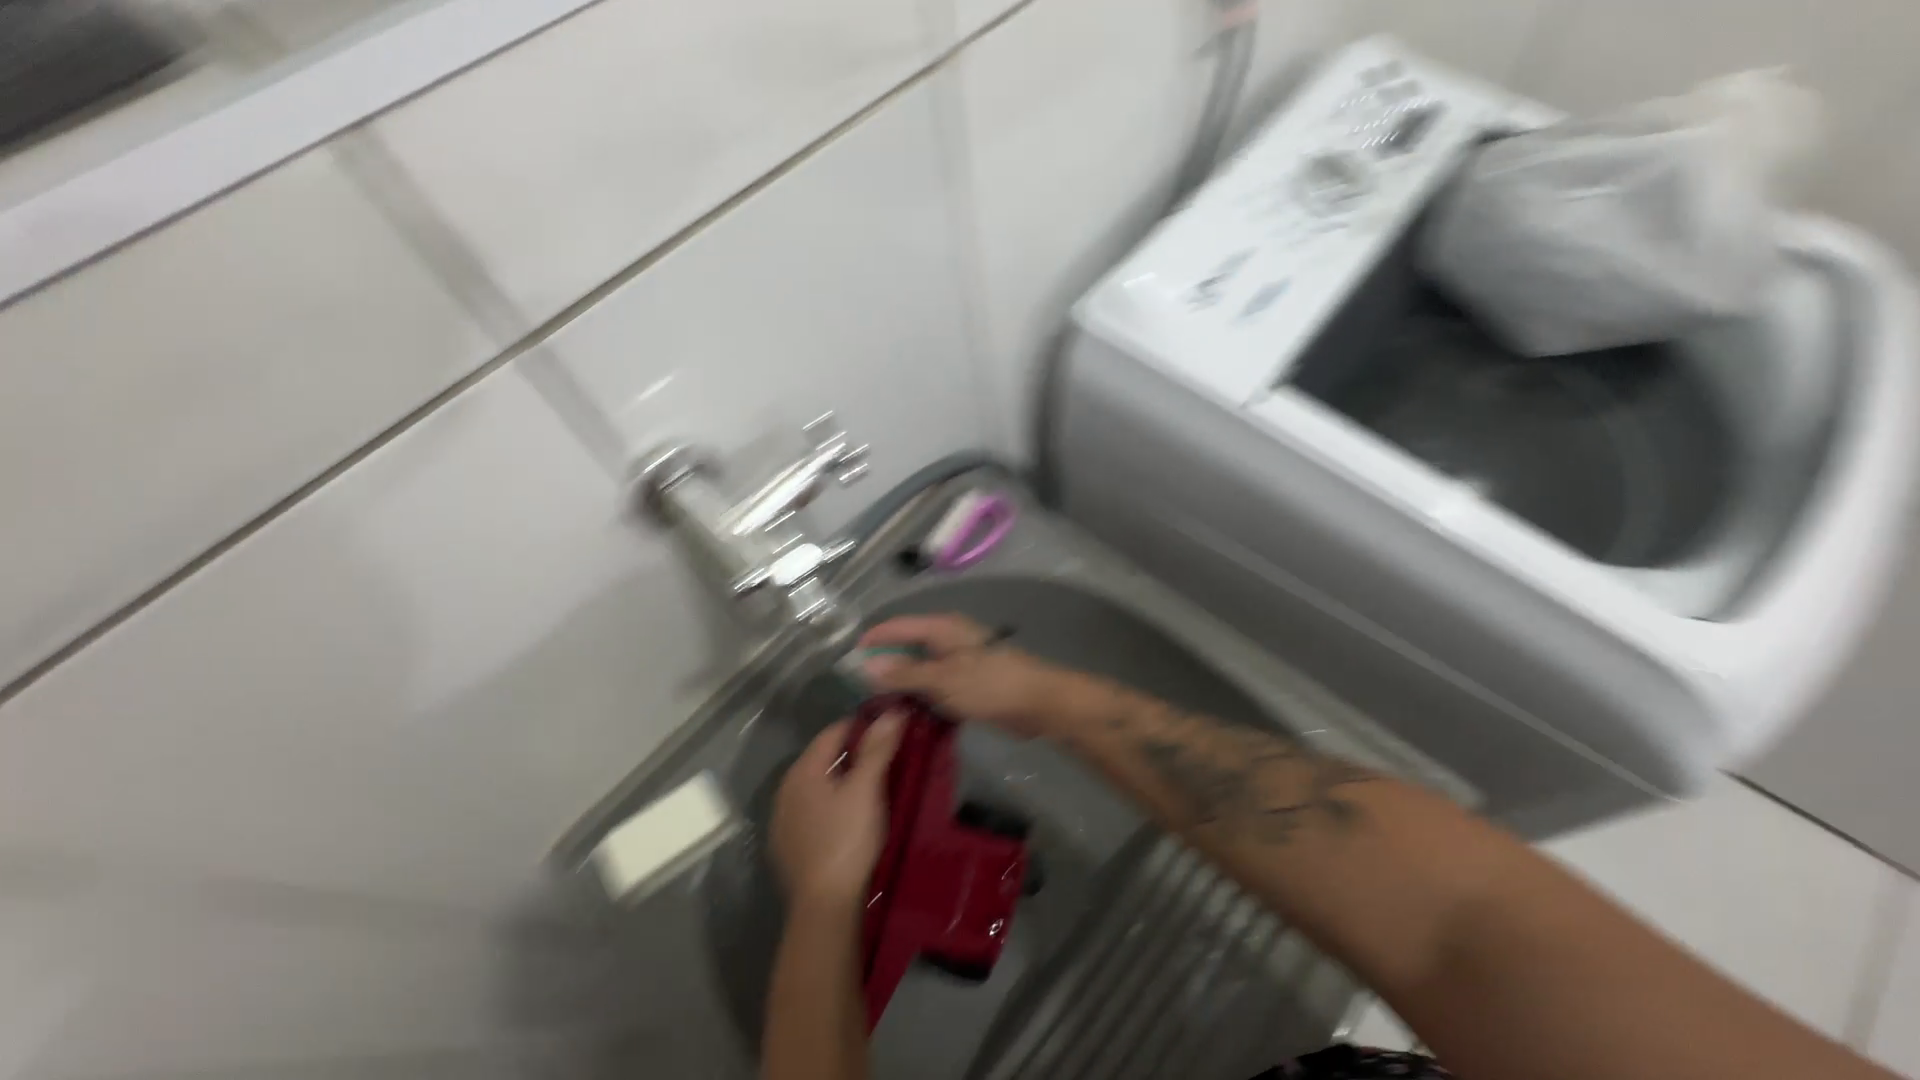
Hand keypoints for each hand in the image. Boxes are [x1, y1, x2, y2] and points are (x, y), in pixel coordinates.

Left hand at [770, 714, 903, 907]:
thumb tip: (891, 712)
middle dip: (853, 755)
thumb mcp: (866, 790)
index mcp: (801, 771)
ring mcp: (782, 821)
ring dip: (841, 783)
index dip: (862, 727)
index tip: (889, 730)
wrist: (824, 903)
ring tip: (872, 790)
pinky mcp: (787, 847)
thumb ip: (877, 749)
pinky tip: (848, 821)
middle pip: (823, 760)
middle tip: (887, 760)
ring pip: (817, 788)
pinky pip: (812, 814)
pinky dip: (830, 808)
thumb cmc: (847, 839)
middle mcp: (785, 790)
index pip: (832, 733)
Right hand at [858, 615, 1070, 739]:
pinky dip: (923, 696)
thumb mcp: (943, 679)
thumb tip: (867, 666)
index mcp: (942, 628)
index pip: (897, 626)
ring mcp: (960, 662)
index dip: (873, 640)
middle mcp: (949, 640)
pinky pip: (936, 686)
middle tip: (859, 689)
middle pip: (908, 647)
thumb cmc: (991, 684)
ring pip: (922, 669)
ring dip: (904, 684)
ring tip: (878, 704)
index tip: (847, 659)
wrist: (1039, 703)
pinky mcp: (969, 684)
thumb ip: (904, 673)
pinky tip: (910, 713)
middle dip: (885, 665)